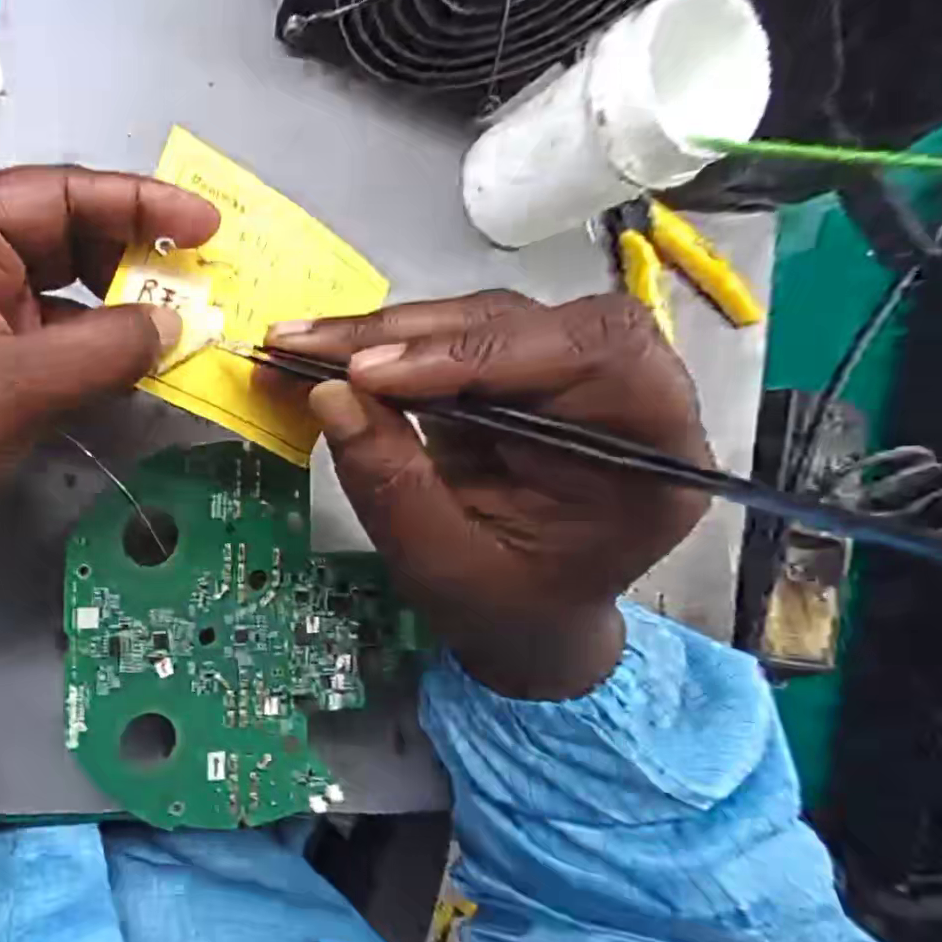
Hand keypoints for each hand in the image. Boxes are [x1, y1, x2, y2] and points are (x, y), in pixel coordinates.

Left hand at [0, 167, 219, 626]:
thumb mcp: (18, 387)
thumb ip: (107, 348)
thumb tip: (177, 325)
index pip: (58, 194)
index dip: (139, 203)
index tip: (207, 225)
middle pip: (64, 238)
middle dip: (132, 259)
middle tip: (198, 285)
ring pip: (62, 293)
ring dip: (118, 310)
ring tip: (180, 327)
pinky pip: (52, 339)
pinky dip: (94, 350)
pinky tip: (137, 366)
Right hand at [268, 292, 709, 699]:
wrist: (521, 621)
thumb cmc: (498, 607)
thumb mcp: (438, 562)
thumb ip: (389, 481)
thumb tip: (327, 395)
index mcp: (644, 457)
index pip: (588, 357)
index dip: (473, 351)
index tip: (366, 374)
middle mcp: (620, 399)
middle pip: (525, 322)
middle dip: (406, 334)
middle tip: (305, 346)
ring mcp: (563, 383)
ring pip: (478, 320)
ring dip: (381, 334)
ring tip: (296, 346)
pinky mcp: (513, 381)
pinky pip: (448, 342)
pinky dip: (381, 349)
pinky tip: (325, 355)